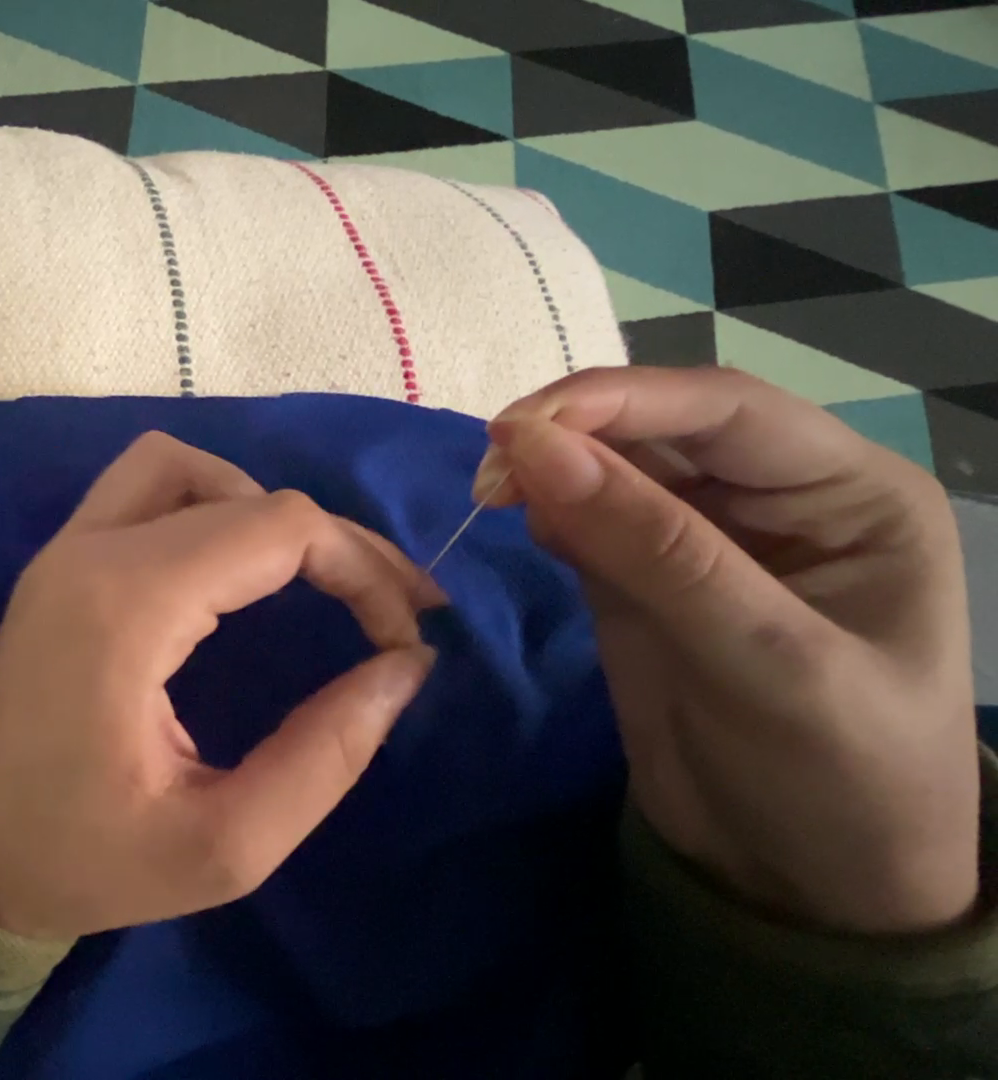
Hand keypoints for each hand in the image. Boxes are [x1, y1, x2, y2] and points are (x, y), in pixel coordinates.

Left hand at [0, 432, 442, 939]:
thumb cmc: (83, 863)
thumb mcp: (225, 845)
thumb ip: (327, 754)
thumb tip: (404, 667)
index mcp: (127, 607)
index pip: (278, 528)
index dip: (363, 570)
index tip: (404, 639)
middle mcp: (89, 554)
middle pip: (239, 493)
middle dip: (329, 540)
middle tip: (384, 609)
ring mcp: (61, 551)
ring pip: (176, 466)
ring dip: (253, 505)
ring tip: (306, 578)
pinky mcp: (53, 567)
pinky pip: (137, 492)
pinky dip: (201, 506)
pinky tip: (229, 571)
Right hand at [480, 367, 979, 932]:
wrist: (795, 877)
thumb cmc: (831, 774)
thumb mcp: (759, 658)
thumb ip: (650, 546)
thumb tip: (532, 447)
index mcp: (846, 494)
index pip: (722, 409)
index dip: (616, 401)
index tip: (513, 427)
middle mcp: (773, 498)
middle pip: (657, 429)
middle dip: (569, 437)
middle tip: (486, 474)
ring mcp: (697, 538)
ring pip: (608, 468)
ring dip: (545, 472)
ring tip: (491, 497)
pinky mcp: (635, 576)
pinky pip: (580, 519)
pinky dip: (543, 513)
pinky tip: (521, 524)